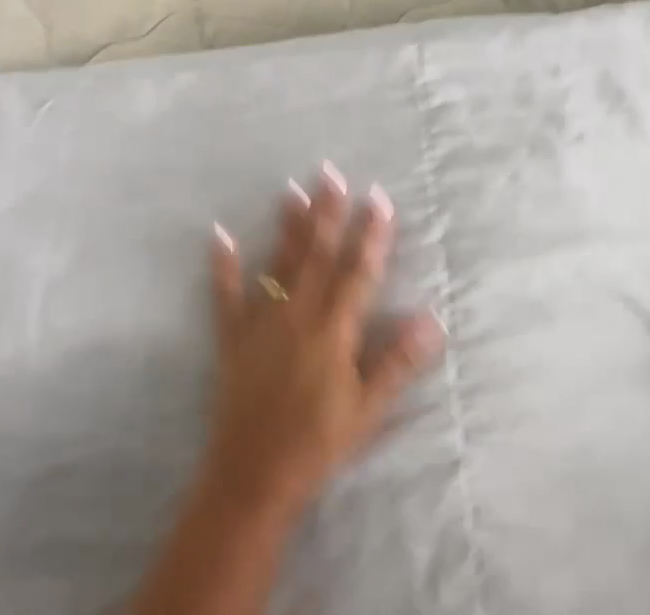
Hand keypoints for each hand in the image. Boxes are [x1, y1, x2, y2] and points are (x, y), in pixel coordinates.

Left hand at [200, 164, 445, 520]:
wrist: (252, 476)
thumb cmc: (317, 444)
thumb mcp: (367, 409)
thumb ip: (396, 362)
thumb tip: (430, 319)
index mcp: (333, 331)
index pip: (357, 271)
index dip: (371, 233)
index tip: (378, 198)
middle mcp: (297, 316)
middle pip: (317, 255)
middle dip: (327, 213)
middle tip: (331, 172)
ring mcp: (261, 325)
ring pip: (279, 265)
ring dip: (288, 226)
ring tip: (293, 189)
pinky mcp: (231, 340)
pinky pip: (226, 296)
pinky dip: (223, 266)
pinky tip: (219, 236)